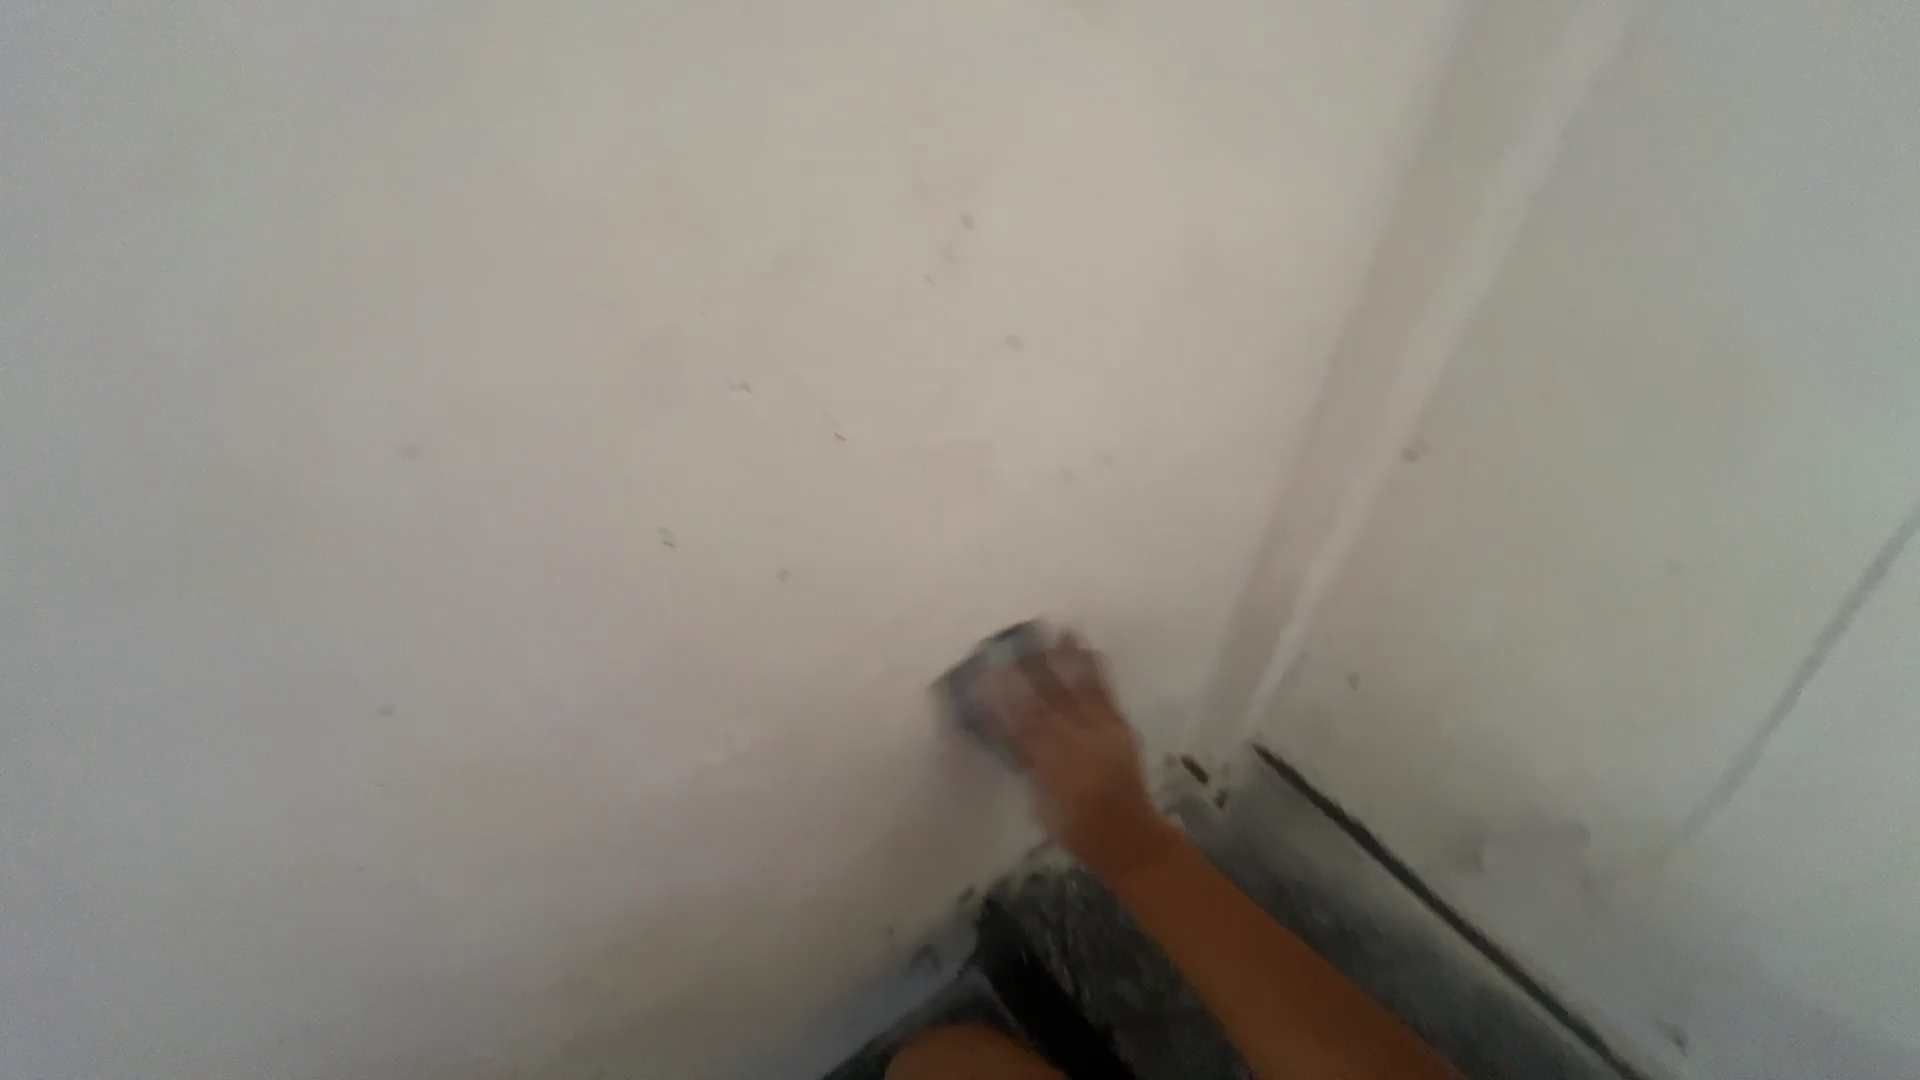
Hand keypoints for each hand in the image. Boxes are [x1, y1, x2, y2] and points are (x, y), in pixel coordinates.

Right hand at [973, 632, 1179, 879]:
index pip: (1017, 721)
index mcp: (1046, 760)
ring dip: (1063, 659)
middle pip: (1045, 697)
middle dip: (1028, 669)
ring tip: (1053, 631)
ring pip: (1076, 687)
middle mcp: (1071, 739)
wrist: (1126, 834)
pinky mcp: (1117, 725)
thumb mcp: (1039, 799)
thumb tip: (1012, 734)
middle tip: (1013, 643)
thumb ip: (1027, 763)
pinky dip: (1094, 669)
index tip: (985, 676)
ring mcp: (1098, 729)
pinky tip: (1087, 648)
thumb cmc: (1074, 826)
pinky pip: (1104, 692)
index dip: (1000, 698)